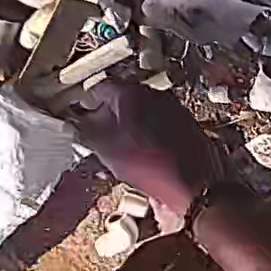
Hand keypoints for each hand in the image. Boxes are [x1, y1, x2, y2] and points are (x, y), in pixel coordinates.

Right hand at [74, 83, 222, 219]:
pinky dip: (143, 137)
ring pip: (138, 114)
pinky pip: (156, 126)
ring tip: (115, 153)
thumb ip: (85, 129)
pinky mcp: (185, 125)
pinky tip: (138, 157)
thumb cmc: (149, 163)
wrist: (195, 182)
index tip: (78, 118)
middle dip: (106, 117)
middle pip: (121, 101)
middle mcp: (154, 94)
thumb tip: (75, 121)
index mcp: (132, 92)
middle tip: (95, 138)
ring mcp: (173, 108)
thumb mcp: (105, 147)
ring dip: (125, 129)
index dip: (85, 103)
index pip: (99, 88)